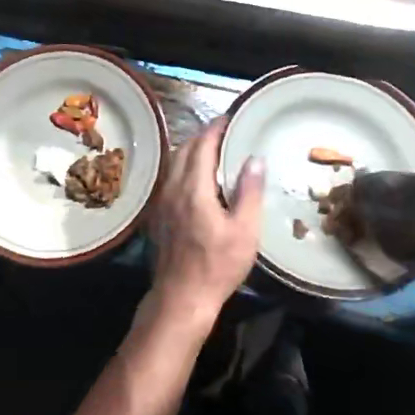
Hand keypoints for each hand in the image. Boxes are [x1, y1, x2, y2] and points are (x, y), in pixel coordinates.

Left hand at [147, 118, 264, 320]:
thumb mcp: (245, 231)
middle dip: (203, 136)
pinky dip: (185, 167)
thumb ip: (249, 191)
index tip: (230, 118)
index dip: (215, 129)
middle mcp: (172, 188)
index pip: (202, 146)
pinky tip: (199, 178)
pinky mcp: (160, 214)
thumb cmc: (218, 265)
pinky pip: (171, 178)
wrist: (182, 296)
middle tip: (225, 132)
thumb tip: (254, 158)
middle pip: (184, 150)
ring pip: (174, 163)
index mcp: (193, 188)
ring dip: (192, 151)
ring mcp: (162, 201)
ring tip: (214, 150)